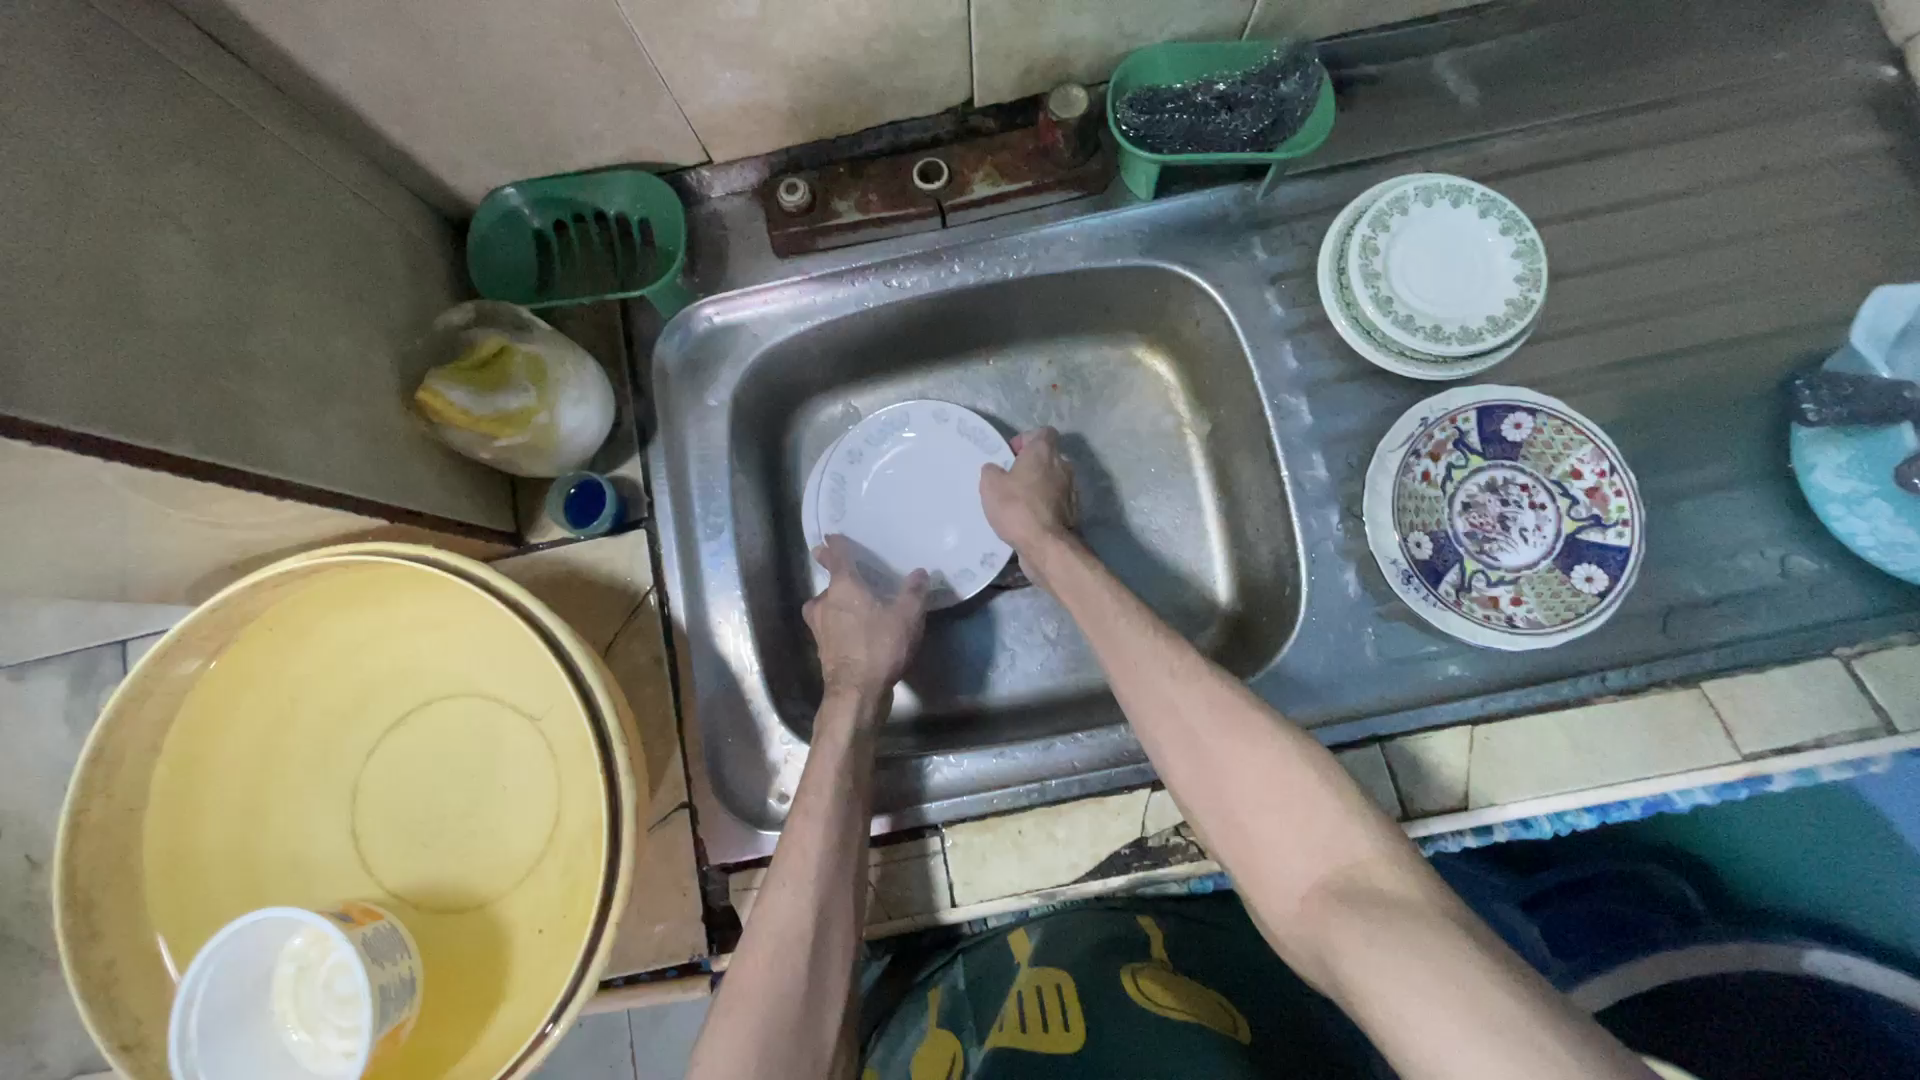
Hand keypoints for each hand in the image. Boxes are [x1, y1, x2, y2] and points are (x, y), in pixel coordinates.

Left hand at [803, 535, 930, 709]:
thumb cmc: (880, 646)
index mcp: (843, 587)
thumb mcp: (907, 617)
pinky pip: (831, 626)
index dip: (835, 545)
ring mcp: (819, 627)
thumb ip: (914, 592)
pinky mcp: (822, 648)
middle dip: (840, 579)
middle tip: (854, 576)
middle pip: (830, 583)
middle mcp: (824, 602)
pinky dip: (841, 624)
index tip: (831, 537)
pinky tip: (857, 632)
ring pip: (827, 606)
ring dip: (839, 604)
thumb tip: (920, 572)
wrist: (856, 692)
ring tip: (859, 607)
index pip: (836, 556)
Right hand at [980, 427, 1077, 556]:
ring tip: (1019, 502)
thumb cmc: (1017, 507)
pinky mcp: (1074, 512)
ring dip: (1039, 487)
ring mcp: (1072, 490)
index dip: (1026, 439)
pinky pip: (1057, 502)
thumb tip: (995, 469)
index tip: (1011, 455)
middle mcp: (1063, 466)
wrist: (1045, 545)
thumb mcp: (990, 485)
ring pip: (1054, 480)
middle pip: (1048, 457)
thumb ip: (992, 471)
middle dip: (1031, 466)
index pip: (1043, 432)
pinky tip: (1029, 519)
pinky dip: (1045, 506)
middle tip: (1011, 480)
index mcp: (1044, 452)